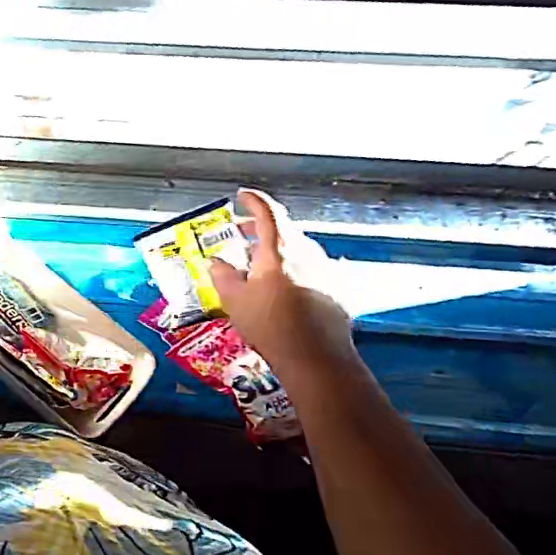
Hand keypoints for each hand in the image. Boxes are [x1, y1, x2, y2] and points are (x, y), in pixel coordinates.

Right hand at [208, 189, 354, 369]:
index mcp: (279, 251)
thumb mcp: (233, 299)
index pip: (268, 214)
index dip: (254, 201)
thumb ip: (222, 275)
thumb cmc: (269, 325)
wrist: (316, 359)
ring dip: (275, 249)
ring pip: (298, 249)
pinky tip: (280, 285)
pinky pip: (310, 268)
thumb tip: (217, 262)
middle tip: (239, 233)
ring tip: (256, 263)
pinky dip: (292, 267)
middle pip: (284, 230)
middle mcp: (307, 254)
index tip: (242, 195)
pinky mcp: (337, 290)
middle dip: (259, 228)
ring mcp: (327, 271)